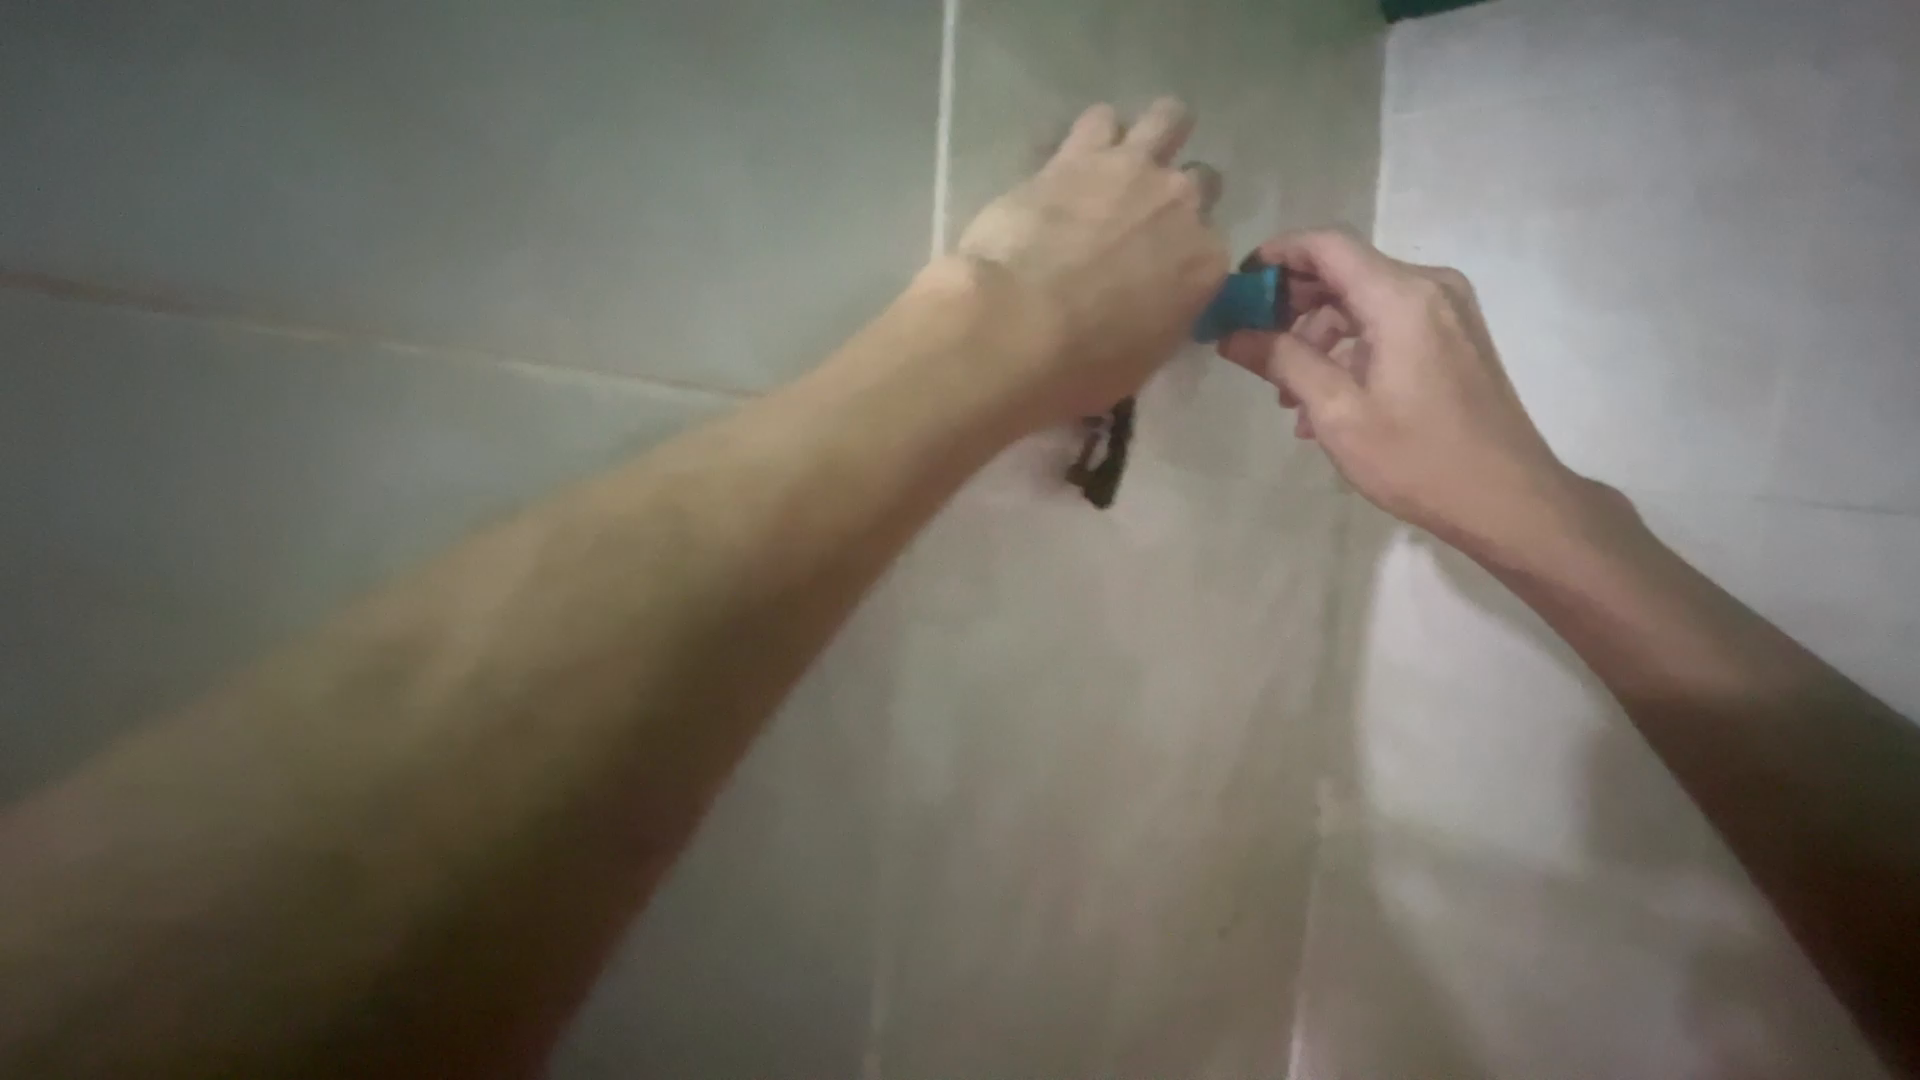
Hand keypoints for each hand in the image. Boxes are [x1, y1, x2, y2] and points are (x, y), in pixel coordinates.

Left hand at [955, 99, 1227, 425]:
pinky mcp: (1075, 155)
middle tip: (1141, 219)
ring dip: (1153, 136)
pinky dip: (1091, 135)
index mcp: (1203, 266)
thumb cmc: (1080, 368)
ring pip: (1167, 121)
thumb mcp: (1137, 365)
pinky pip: (1099, 120)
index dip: (1184, 261)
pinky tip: (1073, 156)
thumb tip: (1145, 315)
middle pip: (1198, 182)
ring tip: (1122, 159)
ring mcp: (1131, 170)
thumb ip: (1156, 325)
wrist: (1018, 327)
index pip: (1209, 252)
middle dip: (1176, 197)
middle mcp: (1180, 206)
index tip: (1159, 275)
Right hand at [1220, 229, 1602, 544]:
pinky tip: (1324, 403)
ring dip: (1315, 339)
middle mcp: (1429, 288)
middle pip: (1342, 272)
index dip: (1275, 256)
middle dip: (1289, 305)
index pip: (1326, 245)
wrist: (1505, 499)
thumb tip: (1232, 334)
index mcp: (1401, 297)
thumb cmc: (1415, 457)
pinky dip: (1346, 352)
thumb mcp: (1336, 412)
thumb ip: (1282, 361)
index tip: (1235, 288)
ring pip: (1360, 303)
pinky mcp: (1451, 338)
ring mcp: (1445, 312)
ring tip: (1287, 395)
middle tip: (1249, 345)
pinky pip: (1384, 326)